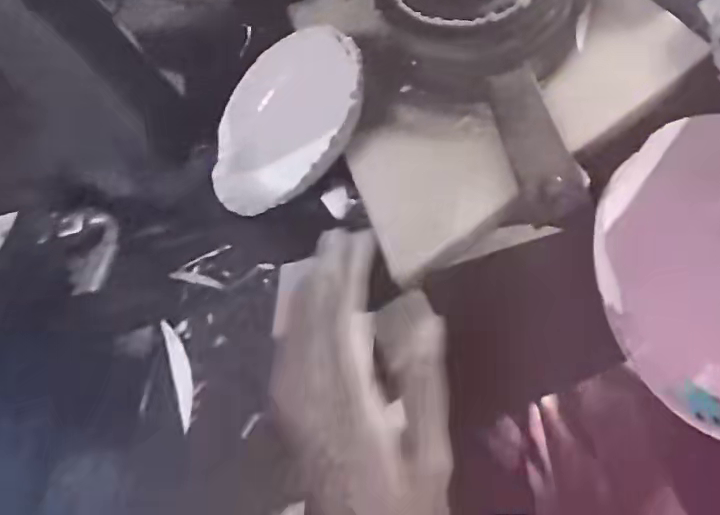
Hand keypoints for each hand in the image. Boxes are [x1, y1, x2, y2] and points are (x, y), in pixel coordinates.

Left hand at [271, 230, 451, 514]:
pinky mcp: (288, 407)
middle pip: (312, 316)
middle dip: (326, 268)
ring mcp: (293, 401)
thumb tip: (422, 311)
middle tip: (342, 231)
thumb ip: (424, 380)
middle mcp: (311, 394)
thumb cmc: (403, 495)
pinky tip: (310, 296)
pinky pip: (289, 342)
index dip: (348, 274)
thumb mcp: (430, 449)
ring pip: (295, 326)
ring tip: (329, 251)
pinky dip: (300, 309)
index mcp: (348, 400)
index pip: (342, 319)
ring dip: (312, 284)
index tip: (363, 238)